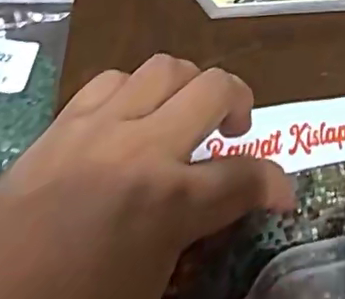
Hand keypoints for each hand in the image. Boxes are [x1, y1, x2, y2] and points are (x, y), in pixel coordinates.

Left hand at [0, 55, 294, 298]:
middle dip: (239, 101)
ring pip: (165, 67)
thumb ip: (187, 242)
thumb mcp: (145, 287)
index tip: (282, 194)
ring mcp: (99, 125)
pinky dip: (135, 91)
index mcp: (166, 202)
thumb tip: (217, 216)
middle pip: (213, 87)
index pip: (244, 178)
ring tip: (184, 113)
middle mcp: (141, 146)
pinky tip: (129, 118)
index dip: (274, 184)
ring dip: (188, 86)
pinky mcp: (63, 121)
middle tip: (235, 130)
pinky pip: (113, 80)